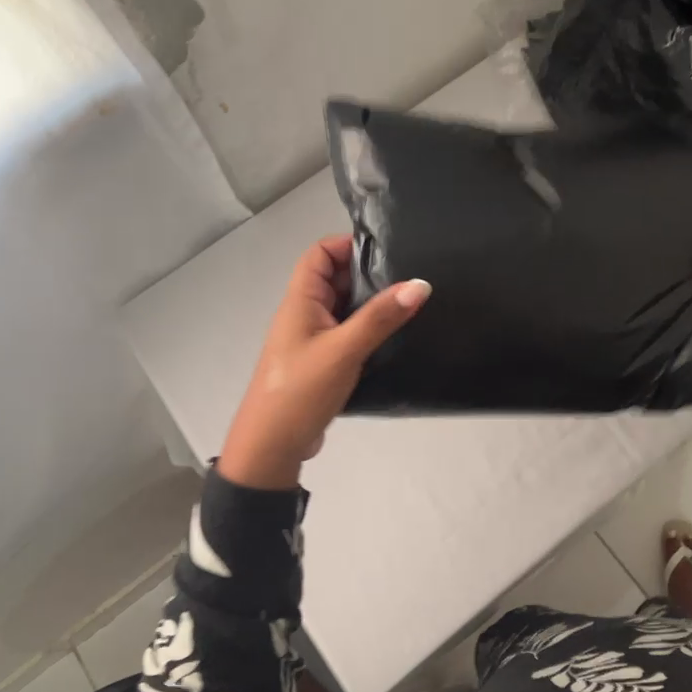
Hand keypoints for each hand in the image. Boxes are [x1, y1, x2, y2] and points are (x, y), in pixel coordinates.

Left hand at [216, 235, 429, 489]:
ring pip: (345, 308)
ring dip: (372, 304)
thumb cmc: (300, 390)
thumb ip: (381, 317)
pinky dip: (370, 331)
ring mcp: (312, 340)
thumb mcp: (344, 350)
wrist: (271, 447)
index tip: (388, 250)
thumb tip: (420, 283)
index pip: (320, 253)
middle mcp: (304, 314)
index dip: (348, 245)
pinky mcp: (323, 363)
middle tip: (410, 276)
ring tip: (412, 302)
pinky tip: (396, 337)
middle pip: (335, 279)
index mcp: (300, 301)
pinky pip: (348, 334)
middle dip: (369, 274)